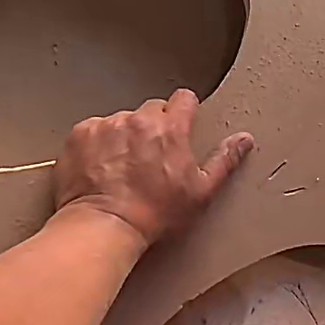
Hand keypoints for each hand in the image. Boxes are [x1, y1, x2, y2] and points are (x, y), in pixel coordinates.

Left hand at [53, 89, 254, 247]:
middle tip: (151, 157)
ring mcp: (106, 125)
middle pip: (151, 110)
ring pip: (121, 121)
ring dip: (124, 137)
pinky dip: (97, 145)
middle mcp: (138, 120)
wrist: (105, 226)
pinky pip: (93, 131)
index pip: (183, 99)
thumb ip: (224, 161)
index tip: (182, 124)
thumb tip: (243, 140)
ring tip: (122, 168)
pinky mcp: (80, 136)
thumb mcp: (200, 192)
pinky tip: (101, 169)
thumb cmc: (154, 214)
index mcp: (171, 129)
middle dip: (153, 128)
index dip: (184, 111)